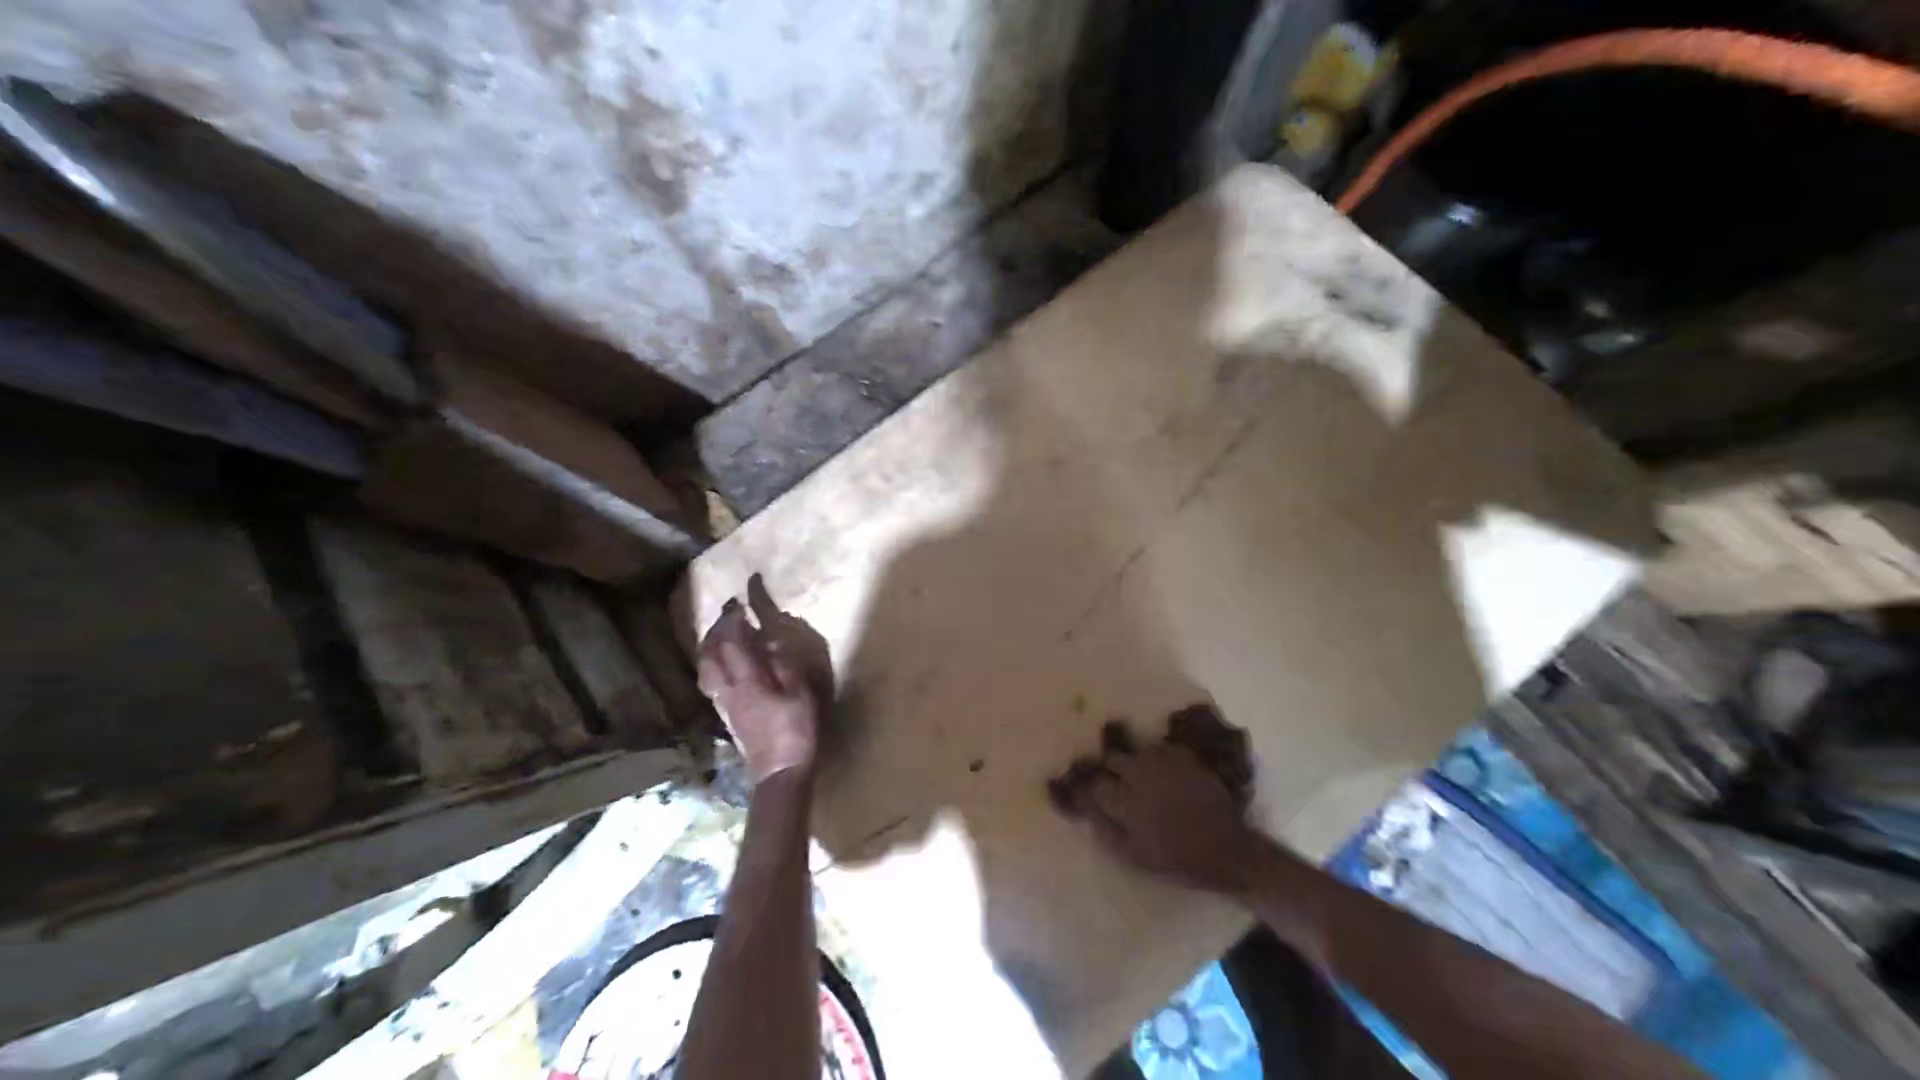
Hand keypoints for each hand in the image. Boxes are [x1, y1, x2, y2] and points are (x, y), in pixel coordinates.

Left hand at [697, 574, 831, 783]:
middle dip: (717, 628)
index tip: (739, 600)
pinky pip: (709, 680)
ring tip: (721, 634)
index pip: (733, 641)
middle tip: (730, 613)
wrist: (780, 773)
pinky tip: (723, 663)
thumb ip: (786, 665)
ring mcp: (724, 703)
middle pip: (710, 652)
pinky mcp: (726, 714)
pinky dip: (711, 662)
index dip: (733, 618)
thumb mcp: (802, 695)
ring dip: (709, 645)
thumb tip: (772, 641)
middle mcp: (729, 689)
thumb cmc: (796, 732)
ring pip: (705, 667)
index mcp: (748, 680)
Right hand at [1070, 742, 1263, 894]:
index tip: (1095, 795)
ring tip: (1145, 778)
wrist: (1227, 849)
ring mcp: (1163, 762)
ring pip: (1137, 751)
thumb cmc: (1178, 858)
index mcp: (1124, 800)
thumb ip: (1106, 832)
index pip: (1095, 784)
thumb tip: (1085, 813)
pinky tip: (1167, 773)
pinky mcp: (1185, 757)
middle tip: (1120, 784)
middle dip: (1111, 769)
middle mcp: (1139, 773)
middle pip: (1112, 758)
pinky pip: (1163, 749)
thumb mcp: (1135, 855)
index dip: (1093, 789)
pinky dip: (1160, 758)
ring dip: (1136, 762)